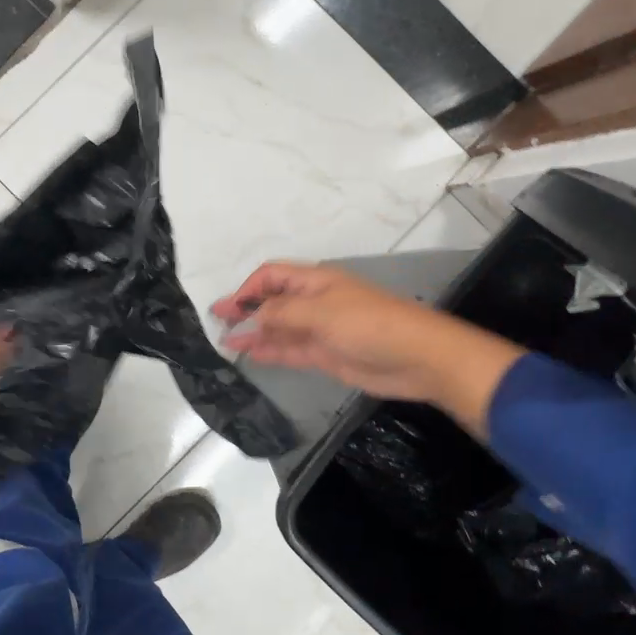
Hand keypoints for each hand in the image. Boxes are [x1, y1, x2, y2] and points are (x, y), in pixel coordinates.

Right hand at [212, 262, 525, 435]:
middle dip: (246, 309)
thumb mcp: (321, 313)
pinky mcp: (326, 355)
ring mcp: (320, 330)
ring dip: (254, 333)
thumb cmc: (370, 324)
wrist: (418, 358)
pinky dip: (270, 351)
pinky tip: (250, 354)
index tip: (228, 308)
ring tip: (226, 342)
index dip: (248, 288)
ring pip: (279, 327)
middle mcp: (314, 302)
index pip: (272, 276)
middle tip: (217, 322)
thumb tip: (250, 316)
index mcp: (315, 281)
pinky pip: (291, 349)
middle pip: (273, 301)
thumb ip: (282, 313)